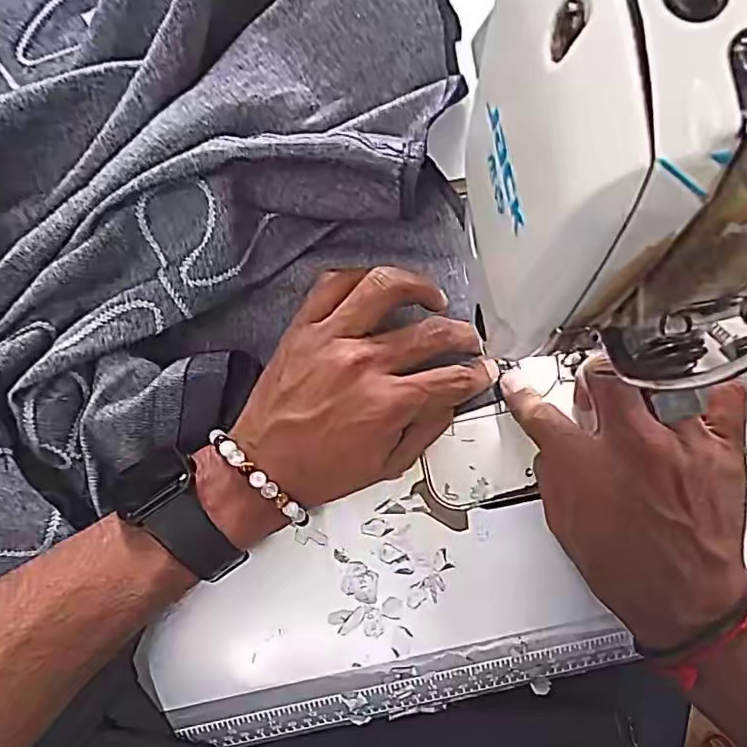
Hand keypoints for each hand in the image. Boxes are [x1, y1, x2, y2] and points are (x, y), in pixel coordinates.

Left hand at [203, 268, 495, 542]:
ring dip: (418, 286)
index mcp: (386, 403)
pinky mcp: (303, 330)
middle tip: (467, 340)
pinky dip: (360, 277)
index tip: (480, 370)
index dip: (475, 373)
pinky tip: (375, 286)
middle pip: (430, 331)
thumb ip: (425, 429)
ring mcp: (330, 340)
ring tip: (431, 296)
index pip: (449, 377)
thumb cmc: (318, 469)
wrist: (265, 467)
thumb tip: (450, 402)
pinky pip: (333, 284)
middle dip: (462, 335)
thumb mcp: (386, 464)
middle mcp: (361, 364)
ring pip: (384, 288)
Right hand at [501, 358, 746, 650]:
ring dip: (643, 385)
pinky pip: (722, 394)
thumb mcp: (568, 527)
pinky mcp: (723, 449)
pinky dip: (707, 391)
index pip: (542, 414)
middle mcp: (633, 446)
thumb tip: (551, 452)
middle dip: (594, 378)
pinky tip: (692, 400)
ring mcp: (680, 443)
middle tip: (595, 389)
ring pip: (660, 378)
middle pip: (606, 376)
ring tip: (642, 401)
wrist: (686, 598)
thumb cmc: (630, 571)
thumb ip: (555, 479)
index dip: (525, 396)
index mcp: (585, 466)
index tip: (522, 387)